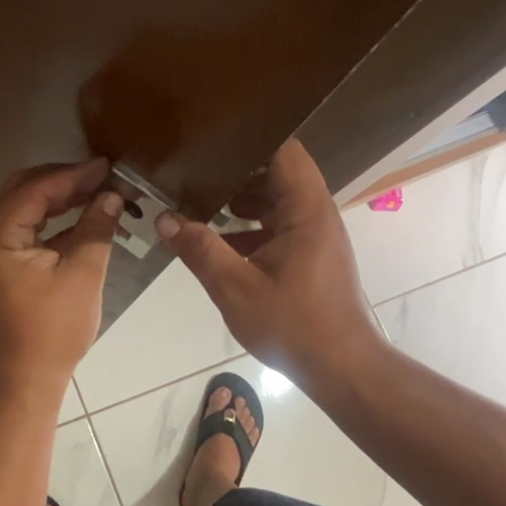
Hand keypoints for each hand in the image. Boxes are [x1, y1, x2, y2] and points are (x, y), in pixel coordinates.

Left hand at [0, 159, 123, 386]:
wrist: (27, 377)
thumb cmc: (53, 328)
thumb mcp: (82, 273)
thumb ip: (96, 227)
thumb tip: (113, 195)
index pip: (36, 189)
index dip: (73, 174)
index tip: (107, 165)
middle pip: (24, 190)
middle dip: (64, 180)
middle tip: (102, 176)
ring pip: (25, 208)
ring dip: (60, 198)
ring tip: (98, 192)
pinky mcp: (5, 265)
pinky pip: (28, 229)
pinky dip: (54, 220)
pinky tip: (85, 218)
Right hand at [154, 139, 379, 391]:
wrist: (341, 368)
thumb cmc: (293, 325)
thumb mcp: (235, 287)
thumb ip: (199, 249)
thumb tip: (164, 220)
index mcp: (305, 209)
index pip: (283, 150)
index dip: (249, 138)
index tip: (211, 137)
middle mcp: (315, 213)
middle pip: (276, 172)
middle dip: (234, 170)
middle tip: (192, 168)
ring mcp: (315, 235)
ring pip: (275, 201)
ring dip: (239, 201)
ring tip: (195, 200)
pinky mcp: (310, 256)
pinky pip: (277, 226)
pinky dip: (248, 227)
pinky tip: (215, 241)